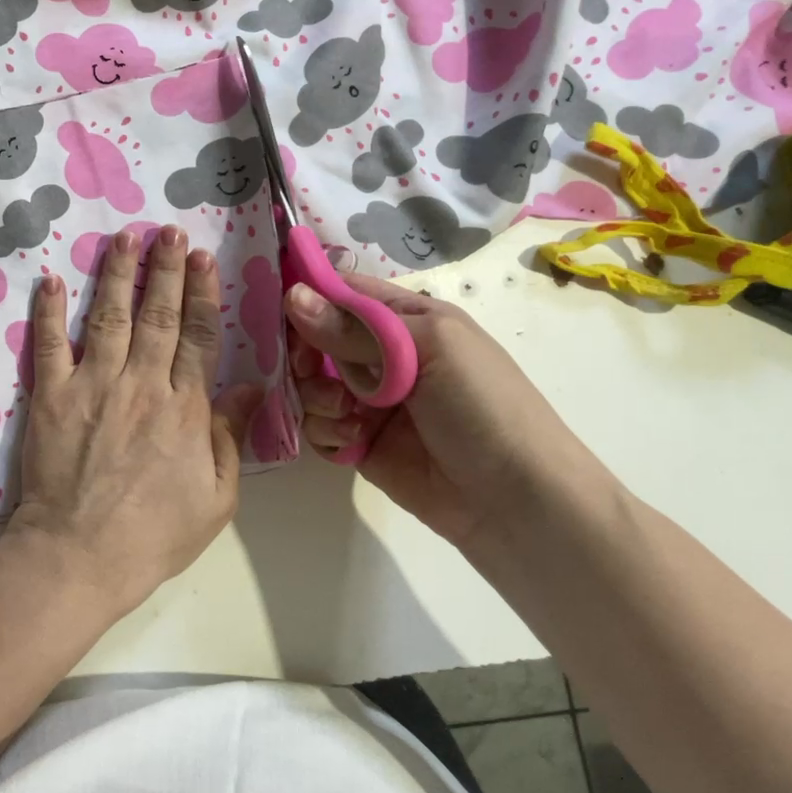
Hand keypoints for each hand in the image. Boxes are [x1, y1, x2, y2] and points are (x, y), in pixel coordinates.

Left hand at [8, 225, 262, 613]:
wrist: (81, 553)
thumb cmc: (154, 534)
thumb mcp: (217, 497)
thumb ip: (230, 435)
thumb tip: (254, 386)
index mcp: (184, 408)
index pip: (198, 336)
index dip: (202, 294)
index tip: (204, 258)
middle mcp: (140, 384)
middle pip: (157, 315)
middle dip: (163, 269)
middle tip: (167, 231)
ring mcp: (92, 385)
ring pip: (109, 317)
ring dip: (116, 274)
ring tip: (122, 237)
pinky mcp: (50, 395)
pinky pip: (49, 344)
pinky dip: (49, 310)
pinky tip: (51, 279)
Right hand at [283, 275, 599, 546]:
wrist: (515, 500)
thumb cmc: (485, 407)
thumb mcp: (428, 348)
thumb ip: (354, 326)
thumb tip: (290, 296)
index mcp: (404, 320)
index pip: (339, 291)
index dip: (304, 295)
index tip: (276, 308)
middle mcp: (380, 355)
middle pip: (311, 338)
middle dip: (304, 353)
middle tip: (309, 370)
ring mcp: (366, 399)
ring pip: (307, 383)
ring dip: (316, 397)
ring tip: (347, 414)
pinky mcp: (356, 440)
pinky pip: (315, 425)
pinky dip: (326, 431)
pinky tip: (354, 442)